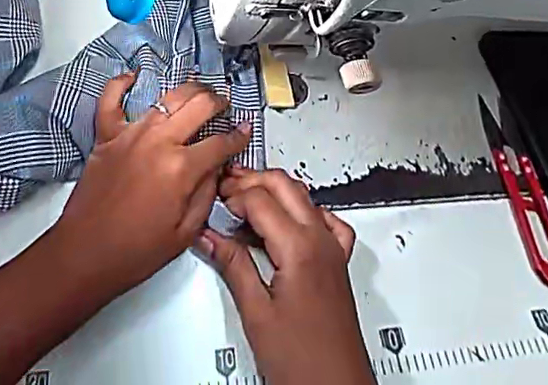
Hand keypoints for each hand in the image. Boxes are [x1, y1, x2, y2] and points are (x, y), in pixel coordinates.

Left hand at [45, 72, 249, 299]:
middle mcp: (158, 142)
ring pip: (165, 98)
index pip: (220, 143)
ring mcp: (131, 133)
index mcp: (181, 169)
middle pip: (197, 107)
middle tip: (224, 103)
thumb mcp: (185, 232)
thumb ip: (205, 194)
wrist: (86, 251)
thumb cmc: (135, 251)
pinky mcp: (107, 134)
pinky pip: (111, 99)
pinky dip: (120, 85)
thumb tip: (215, 169)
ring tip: (197, 90)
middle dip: (217, 101)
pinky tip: (131, 76)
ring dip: (186, 90)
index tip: (245, 130)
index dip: (238, 136)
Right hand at [200, 167, 371, 384]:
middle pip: (283, 185)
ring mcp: (333, 251)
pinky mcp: (337, 264)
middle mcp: (321, 242)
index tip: (213, 201)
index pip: (258, 198)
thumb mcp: (256, 313)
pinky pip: (325, 220)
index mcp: (300, 248)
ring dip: (272, 190)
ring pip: (302, 196)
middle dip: (250, 181)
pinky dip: (302, 209)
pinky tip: (286, 219)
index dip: (231, 195)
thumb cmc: (306, 368)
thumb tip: (209, 235)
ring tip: (244, 199)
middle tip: (224, 191)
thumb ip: (232, 265)